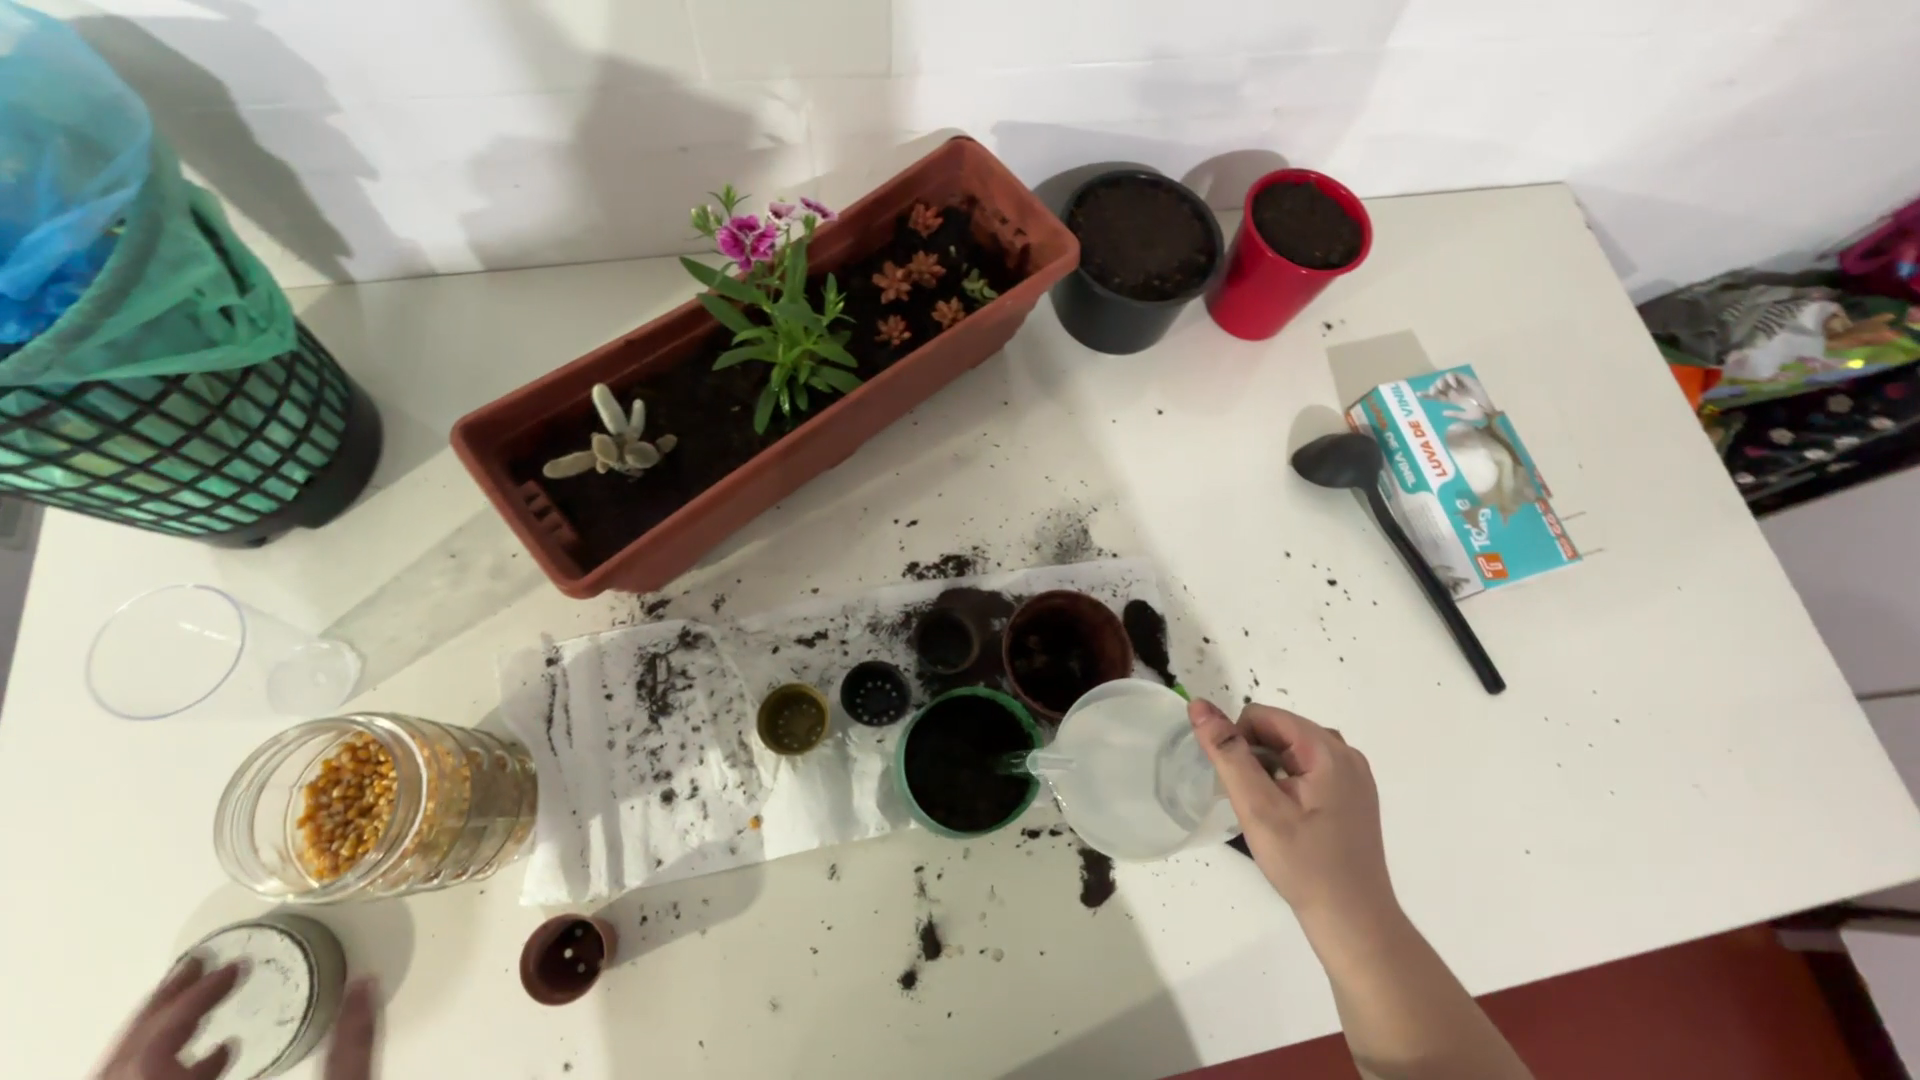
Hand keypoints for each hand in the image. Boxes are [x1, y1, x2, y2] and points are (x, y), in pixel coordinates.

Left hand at [100, 961, 379, 1079]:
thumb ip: (353, 1046)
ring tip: (203, 1006)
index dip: (187, 1001)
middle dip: (159, 1011)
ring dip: (152, 1044)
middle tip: (200, 970)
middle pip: (118, 1070)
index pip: (152, 1053)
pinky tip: (214, 1062)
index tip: (230, 970)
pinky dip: (161, 1076)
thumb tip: (365, 986)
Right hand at [1189, 698, 1395, 925]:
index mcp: (1328, 749)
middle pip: (1279, 730)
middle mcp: (1346, 754)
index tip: (1239, 786)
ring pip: (1292, 751)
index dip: (1238, 743)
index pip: (1262, 716)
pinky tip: (1289, 820)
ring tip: (1270, 814)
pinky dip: (1288, 784)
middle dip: (1255, 758)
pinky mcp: (1354, 796)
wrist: (1354, 921)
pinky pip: (1309, 770)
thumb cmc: (1304, 864)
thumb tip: (1199, 706)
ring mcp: (1354, 776)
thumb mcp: (1257, 807)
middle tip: (1253, 804)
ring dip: (1269, 772)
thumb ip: (1227, 753)